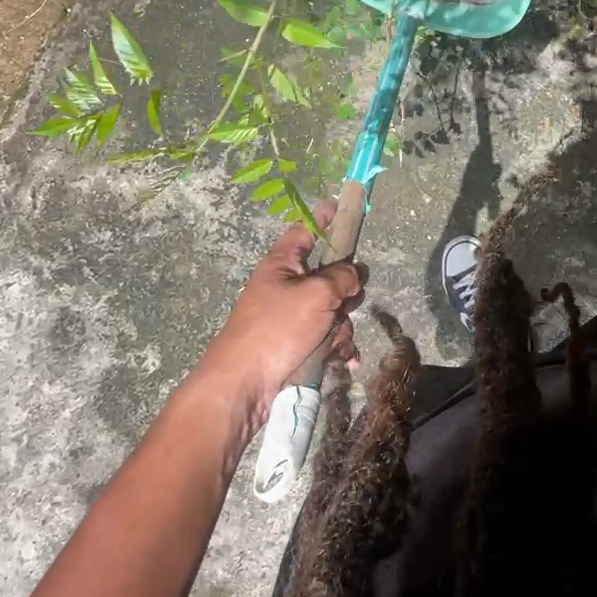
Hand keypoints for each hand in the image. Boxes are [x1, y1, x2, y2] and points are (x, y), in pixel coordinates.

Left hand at [191, 202, 364, 425]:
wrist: (242, 385)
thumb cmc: (275, 329)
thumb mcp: (317, 293)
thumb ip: (343, 276)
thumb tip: (354, 276)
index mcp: (284, 263)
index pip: (307, 229)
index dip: (327, 217)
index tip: (348, 211)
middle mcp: (288, 284)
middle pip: (331, 271)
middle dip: (346, 287)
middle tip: (345, 299)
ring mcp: (292, 314)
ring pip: (335, 305)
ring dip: (343, 321)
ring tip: (336, 337)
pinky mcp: (297, 340)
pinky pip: (329, 332)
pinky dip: (339, 343)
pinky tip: (346, 356)